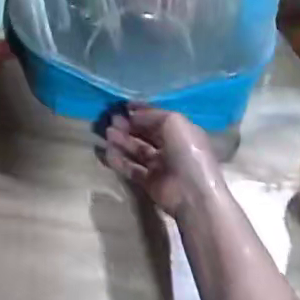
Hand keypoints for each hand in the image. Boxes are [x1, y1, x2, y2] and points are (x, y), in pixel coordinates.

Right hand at [100, 104, 220, 216]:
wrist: (192, 194)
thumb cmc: (186, 151)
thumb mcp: (173, 122)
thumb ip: (151, 116)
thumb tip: (133, 115)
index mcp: (181, 131)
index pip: (158, 118)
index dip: (141, 111)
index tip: (123, 105)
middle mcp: (171, 147)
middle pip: (146, 133)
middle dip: (129, 125)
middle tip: (111, 119)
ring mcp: (160, 166)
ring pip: (137, 150)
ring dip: (122, 141)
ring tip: (107, 133)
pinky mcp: (150, 183)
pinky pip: (132, 169)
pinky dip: (120, 161)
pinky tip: (107, 152)